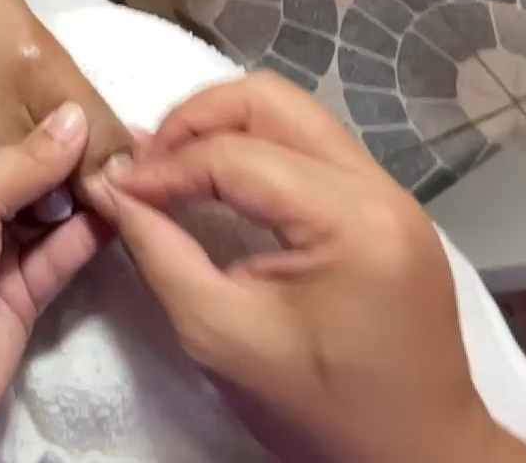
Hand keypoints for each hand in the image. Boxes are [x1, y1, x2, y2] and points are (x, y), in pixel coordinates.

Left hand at [0, 103, 106, 434]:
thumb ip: (23, 159)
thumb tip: (75, 114)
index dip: (34, 124)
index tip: (86, 106)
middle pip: (22, 179)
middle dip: (65, 161)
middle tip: (122, 136)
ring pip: (45, 217)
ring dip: (81, 196)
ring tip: (129, 167)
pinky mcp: (20, 298)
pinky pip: (57, 257)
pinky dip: (85, 236)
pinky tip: (118, 209)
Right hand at [81, 72, 522, 462]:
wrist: (420, 461)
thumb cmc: (320, 408)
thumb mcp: (217, 333)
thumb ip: (155, 248)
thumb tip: (104, 184)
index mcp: (352, 222)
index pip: (234, 155)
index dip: (162, 166)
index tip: (114, 187)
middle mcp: (377, 187)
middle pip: (266, 99)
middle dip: (192, 120)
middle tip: (149, 164)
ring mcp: (384, 189)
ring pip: (282, 107)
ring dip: (216, 125)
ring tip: (174, 167)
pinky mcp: (376, 200)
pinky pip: (298, 138)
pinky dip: (243, 143)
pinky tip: (211, 178)